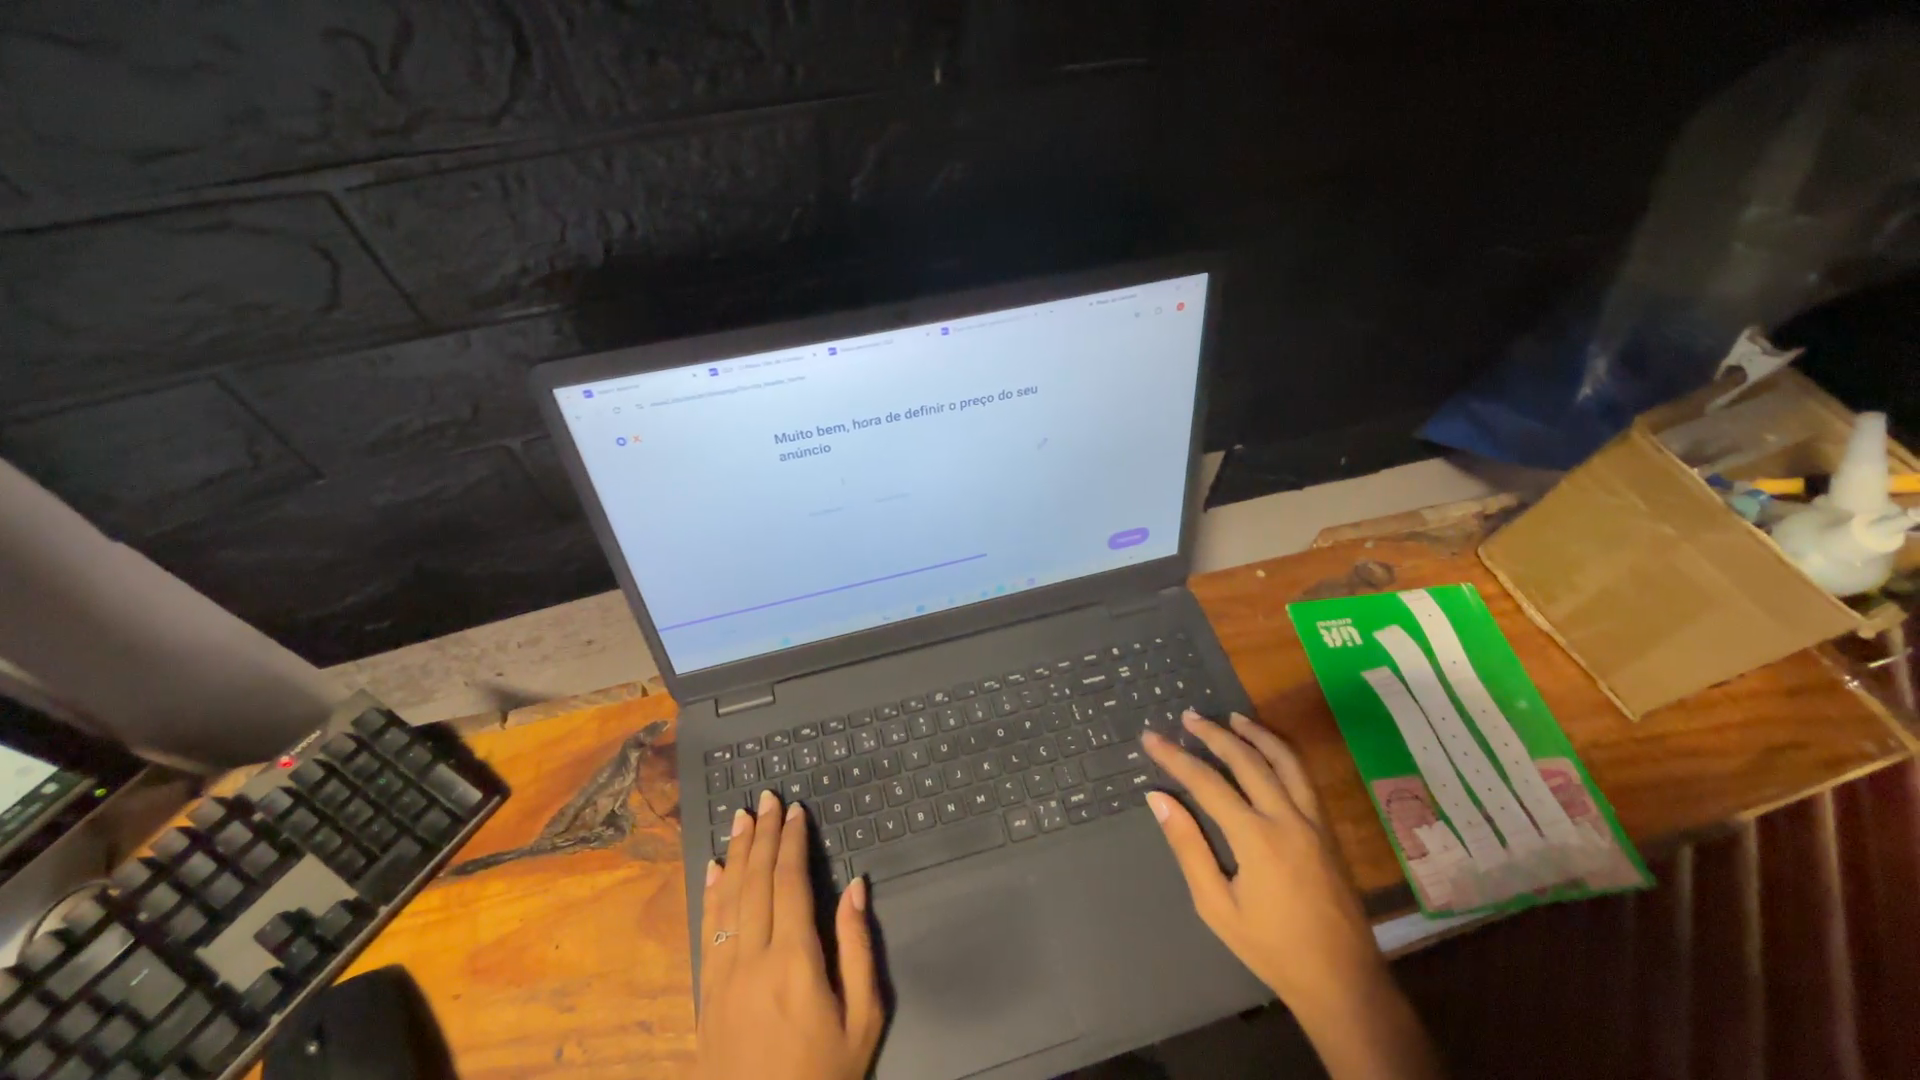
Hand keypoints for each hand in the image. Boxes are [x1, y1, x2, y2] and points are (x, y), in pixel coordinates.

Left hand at [696, 790, 884, 1079]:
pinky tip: (714, 868)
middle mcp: (753, 957)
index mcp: (795, 960)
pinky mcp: (706, 994)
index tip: (795, 811)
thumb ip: (858, 948)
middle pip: (756, 881)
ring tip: (741, 818)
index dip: (792, 842)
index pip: (791, 882)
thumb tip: (856, 887)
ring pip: (728, 898)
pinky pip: (707, 931)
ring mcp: (723, 974)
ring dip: (735, 853)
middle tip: (767, 797)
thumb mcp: (863, 1018)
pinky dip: (711, 893)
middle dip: (763, 835)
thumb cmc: (824, 1073)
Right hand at [1140, 711, 1379, 1007]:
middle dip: (1214, 734)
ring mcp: (1313, 821)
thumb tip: (1158, 799)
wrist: (1340, 978)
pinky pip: (1304, 777)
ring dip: (1256, 734)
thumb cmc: (1270, 947)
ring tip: (1231, 717)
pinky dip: (1283, 753)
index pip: (1208, 783)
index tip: (1151, 738)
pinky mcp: (1328, 829)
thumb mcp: (1216, 906)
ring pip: (1285, 760)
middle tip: (1188, 717)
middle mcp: (1288, 818)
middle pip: (1248, 760)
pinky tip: (1269, 750)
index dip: (1176, 758)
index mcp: (1257, 838)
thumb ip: (1188, 847)